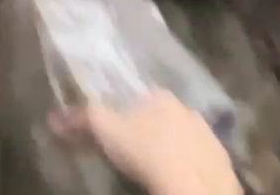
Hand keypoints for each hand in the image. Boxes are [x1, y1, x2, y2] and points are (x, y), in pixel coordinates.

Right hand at [50, 89, 240, 194]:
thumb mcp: (102, 129)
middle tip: (130, 147)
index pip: (137, 94)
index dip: (123, 109)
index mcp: (159, 94)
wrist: (195, 192)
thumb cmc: (145, 150)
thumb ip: (78, 118)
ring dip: (170, 148)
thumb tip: (52, 117)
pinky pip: (200, 162)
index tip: (114, 125)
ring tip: (152, 165)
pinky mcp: (227, 167)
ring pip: (183, 139)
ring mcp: (212, 139)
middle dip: (147, 128)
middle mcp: (188, 109)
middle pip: (161, 115)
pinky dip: (188, 168)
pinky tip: (175, 178)